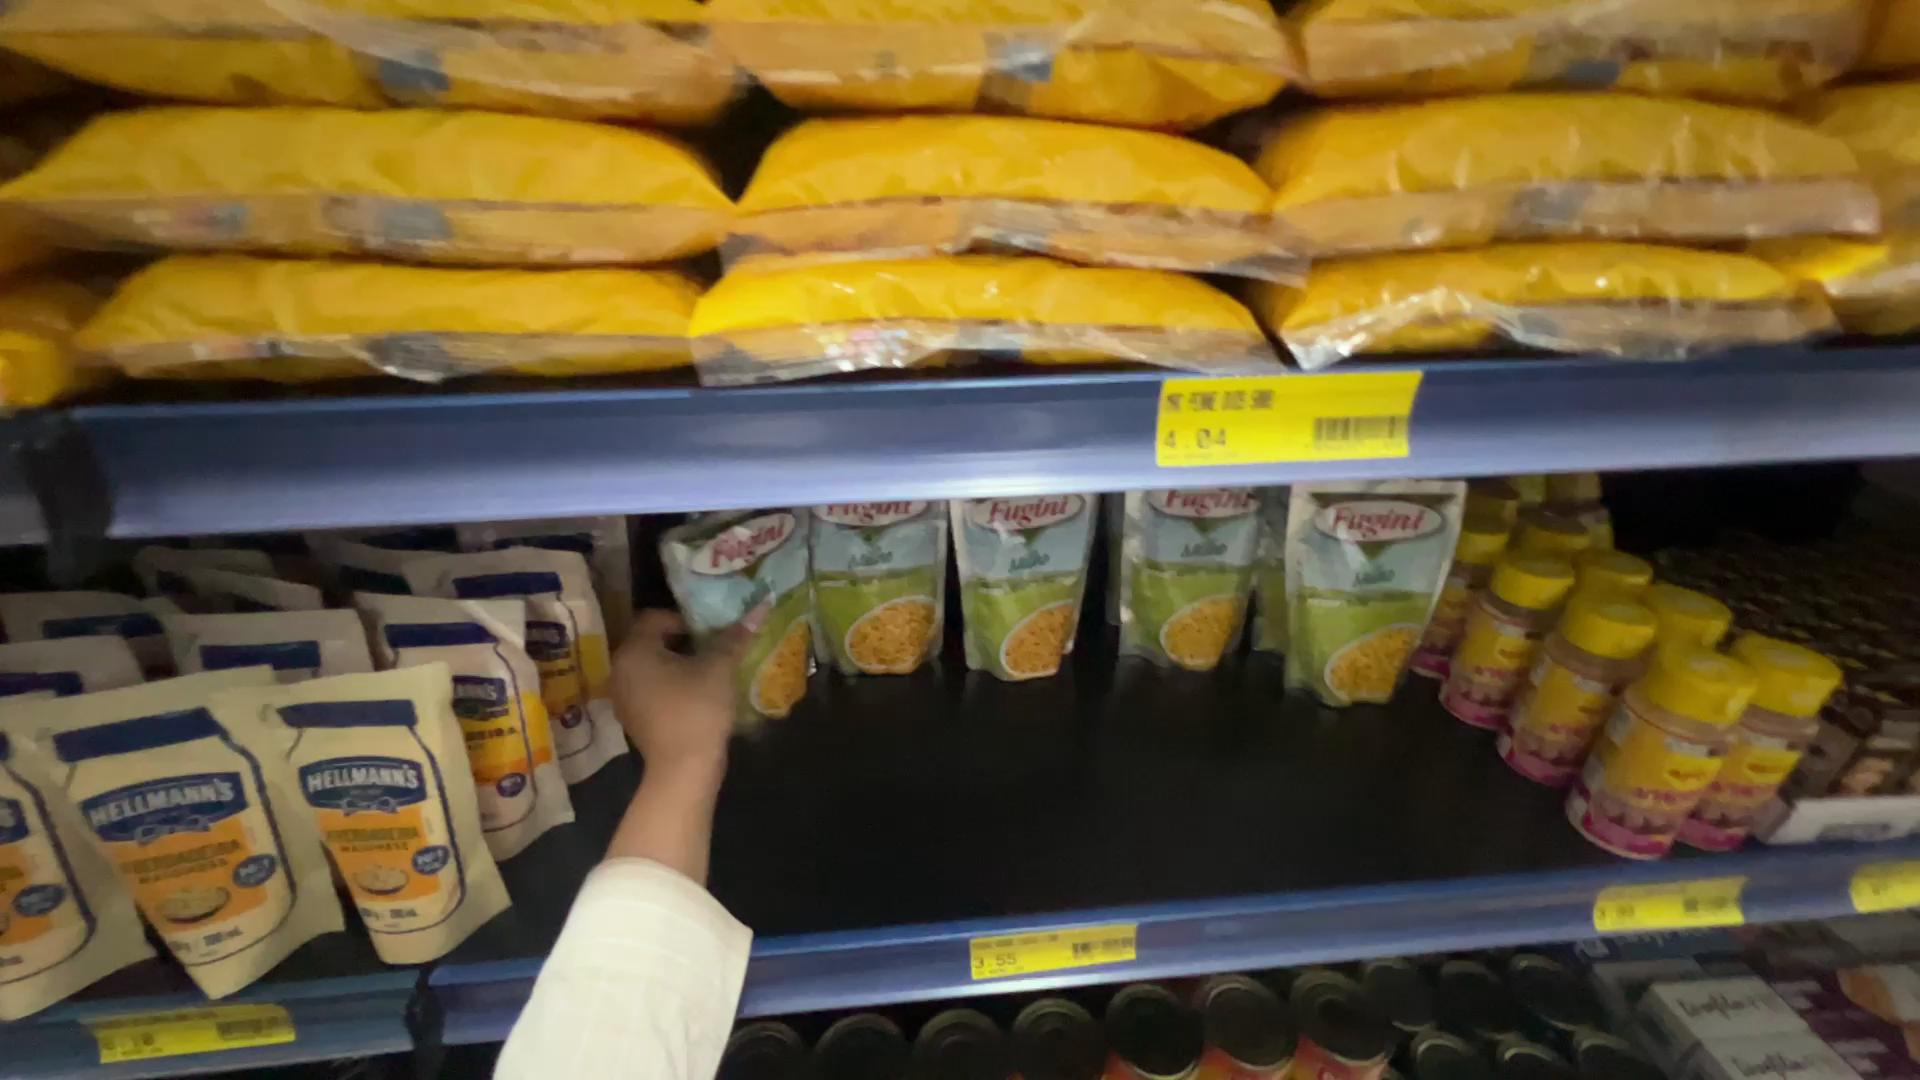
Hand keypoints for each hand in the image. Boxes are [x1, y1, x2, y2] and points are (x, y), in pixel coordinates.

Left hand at [609, 606, 762, 778]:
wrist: (684, 768)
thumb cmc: (697, 708)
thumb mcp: (719, 668)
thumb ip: (735, 637)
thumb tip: (761, 607)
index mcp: (634, 652)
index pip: (654, 617)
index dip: (685, 618)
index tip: (711, 629)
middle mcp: (620, 670)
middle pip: (651, 641)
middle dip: (684, 639)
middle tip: (714, 644)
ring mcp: (623, 697)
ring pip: (651, 666)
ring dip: (678, 662)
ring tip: (709, 667)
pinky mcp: (634, 717)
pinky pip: (651, 687)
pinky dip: (671, 683)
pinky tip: (697, 692)